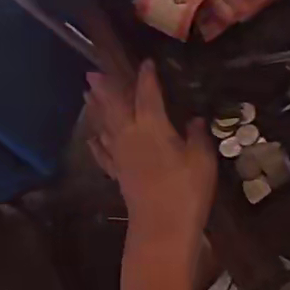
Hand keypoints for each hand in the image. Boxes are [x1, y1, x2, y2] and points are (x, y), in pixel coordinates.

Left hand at [86, 62, 216, 243]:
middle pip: (114, 105)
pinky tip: (92, 138)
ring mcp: (120, 154)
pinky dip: (97, 143)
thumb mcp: (202, 159)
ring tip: (87, 94)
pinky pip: (103, 152)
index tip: (146, 62)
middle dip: (105, 87)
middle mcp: (129, 134)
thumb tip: (195, 119)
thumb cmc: (186, 190)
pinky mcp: (117, 172)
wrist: (161, 227)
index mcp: (151, 125)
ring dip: (96, 108)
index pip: (147, 93)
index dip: (147, 77)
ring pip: (105, 124)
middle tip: (92, 72)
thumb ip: (197, 136)